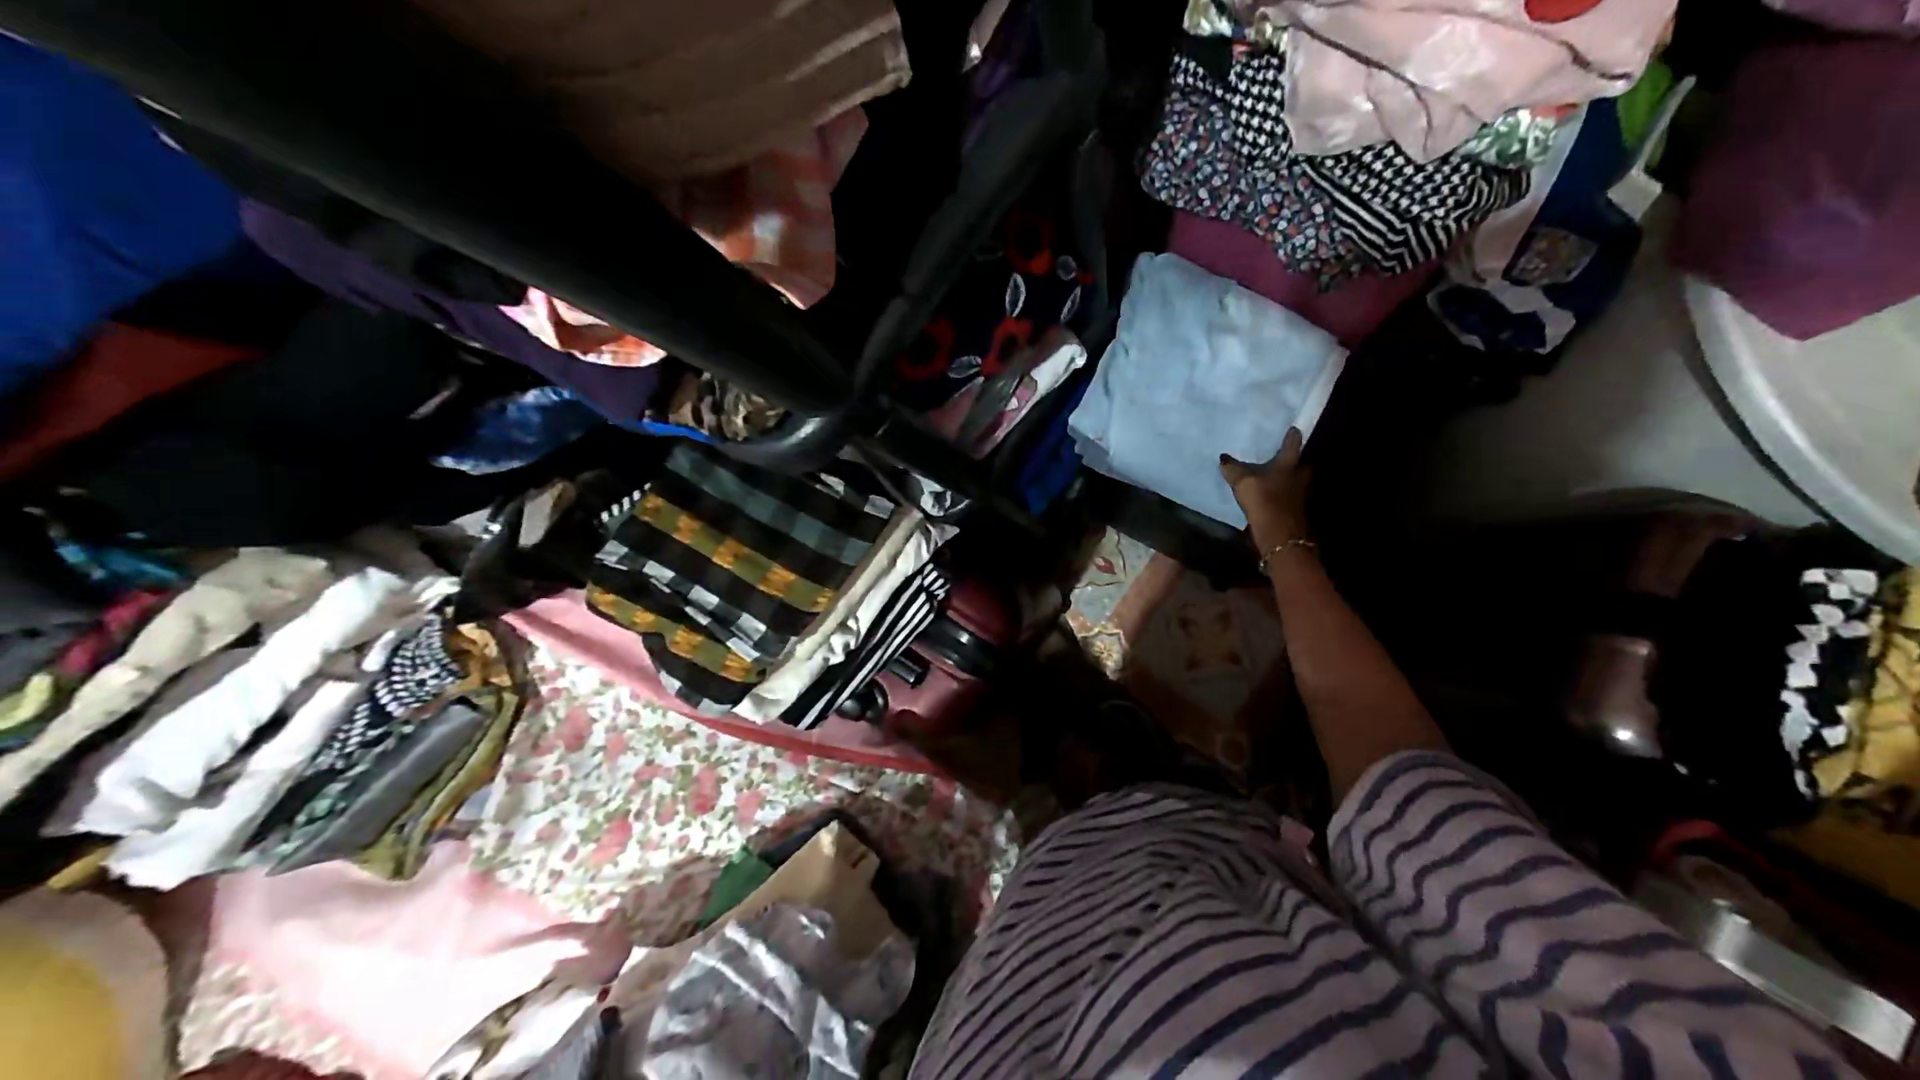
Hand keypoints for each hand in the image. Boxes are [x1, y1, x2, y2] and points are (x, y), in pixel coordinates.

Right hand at [1221, 427, 1310, 550]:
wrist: (1278, 533)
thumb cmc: (1264, 499)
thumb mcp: (1242, 480)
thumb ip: (1232, 468)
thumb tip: (1223, 458)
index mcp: (1289, 463)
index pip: (1293, 442)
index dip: (1291, 434)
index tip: (1291, 428)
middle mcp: (1299, 474)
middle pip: (1296, 462)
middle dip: (1288, 459)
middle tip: (1276, 455)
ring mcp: (1299, 492)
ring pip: (1293, 479)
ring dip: (1284, 477)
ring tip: (1269, 474)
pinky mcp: (1294, 508)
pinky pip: (1287, 494)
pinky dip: (1280, 492)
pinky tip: (1268, 493)